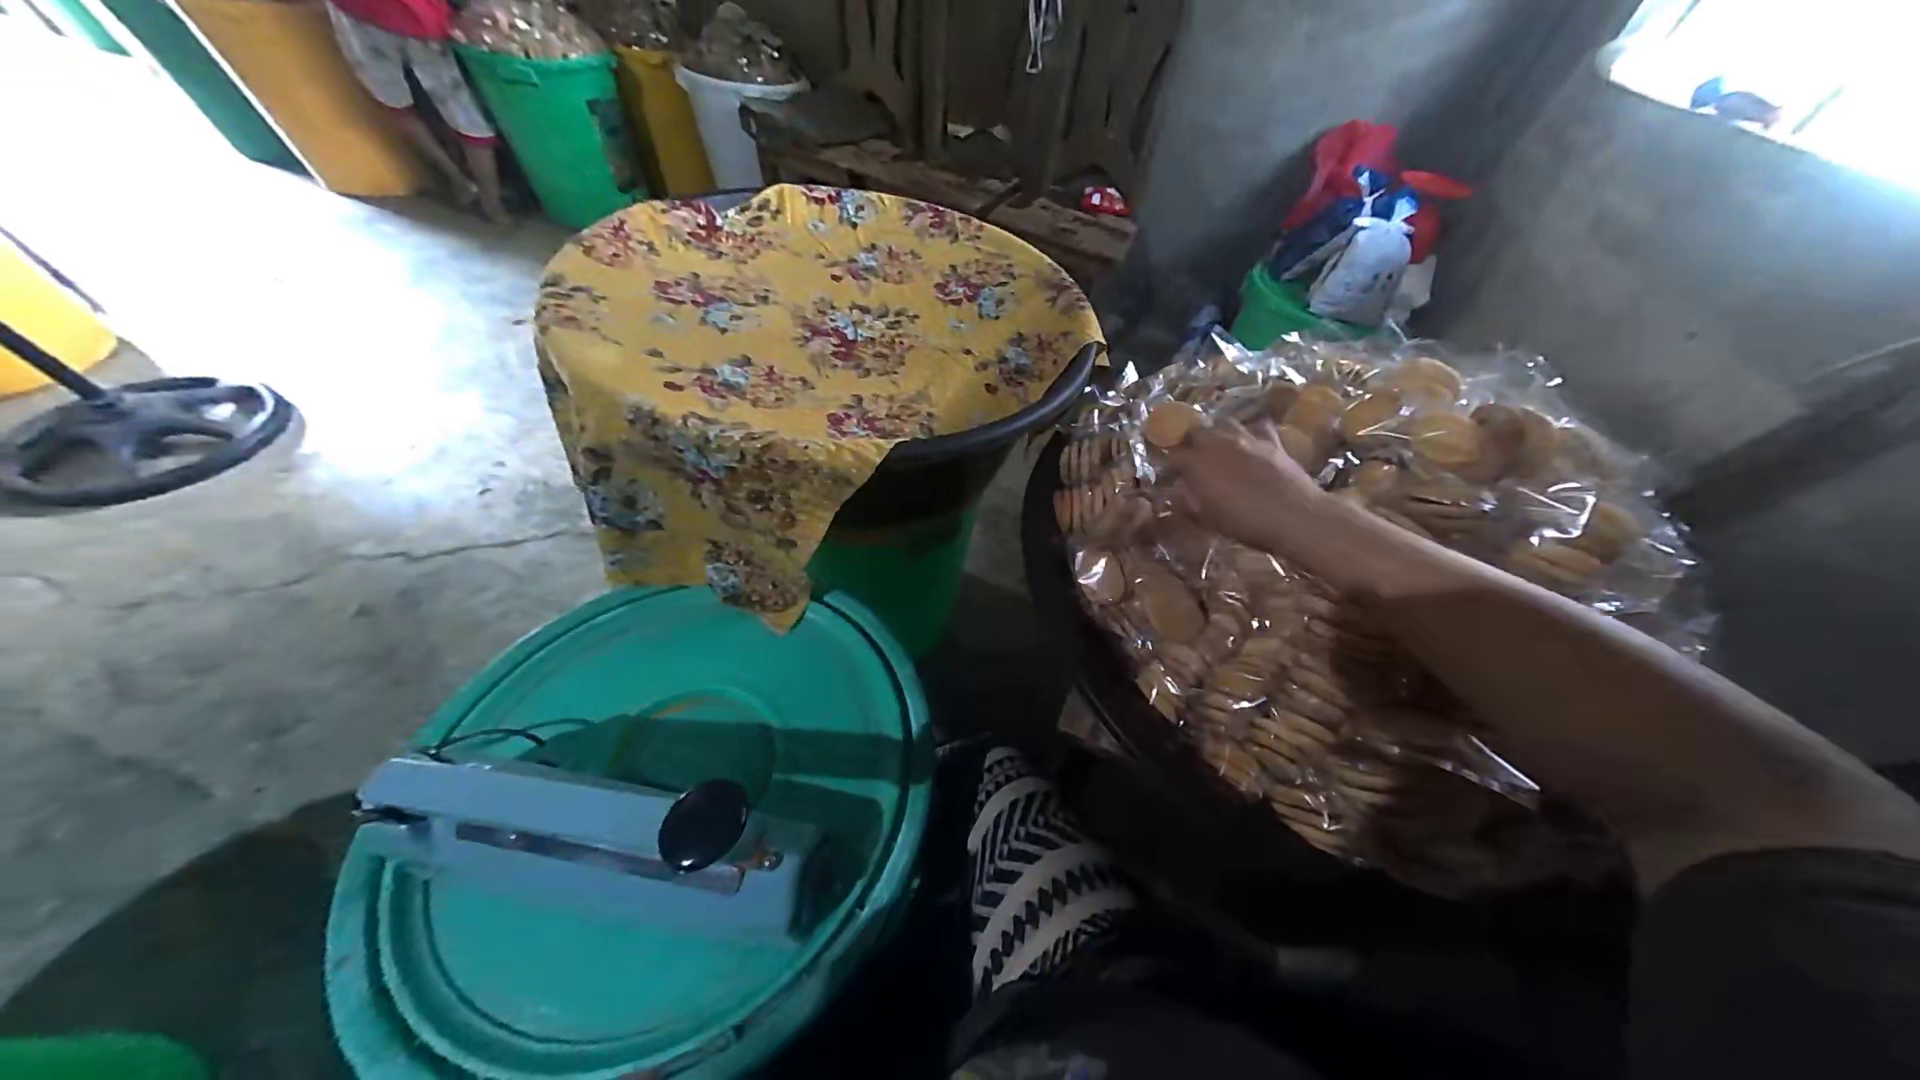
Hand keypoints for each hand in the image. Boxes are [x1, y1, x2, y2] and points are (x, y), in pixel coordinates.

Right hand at [1164, 422, 1321, 549]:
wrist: (1296, 516)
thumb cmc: (1246, 522)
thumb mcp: (1208, 519)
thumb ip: (1187, 503)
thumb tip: (1176, 494)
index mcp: (1197, 463)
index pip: (1173, 453)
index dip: (1169, 462)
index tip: (1169, 473)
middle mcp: (1219, 443)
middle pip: (1196, 430)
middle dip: (1189, 439)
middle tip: (1190, 455)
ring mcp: (1247, 438)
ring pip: (1224, 422)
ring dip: (1216, 431)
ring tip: (1216, 444)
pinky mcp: (1272, 441)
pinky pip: (1256, 428)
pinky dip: (1249, 433)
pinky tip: (1250, 443)